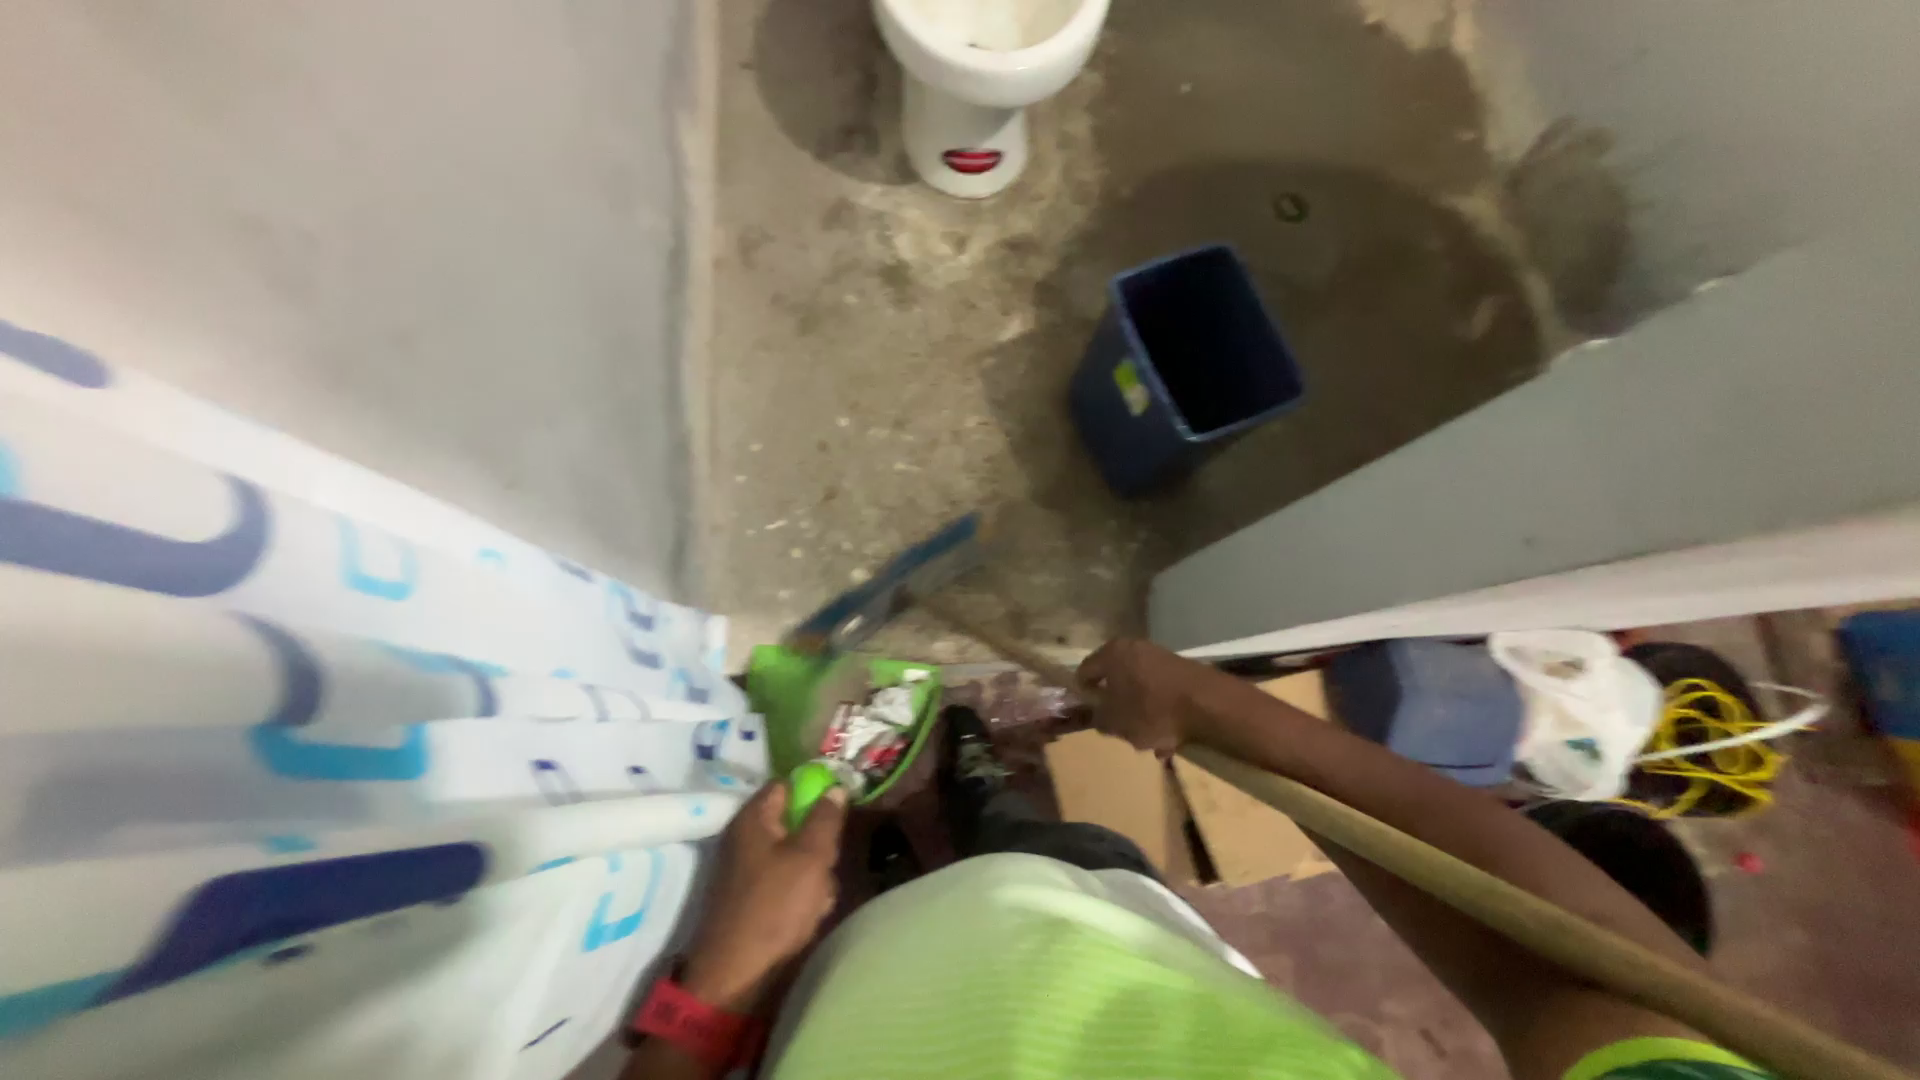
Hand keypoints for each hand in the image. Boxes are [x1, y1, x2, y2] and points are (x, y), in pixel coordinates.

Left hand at [681, 781, 847, 1010]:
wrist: (736, 975)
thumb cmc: (775, 906)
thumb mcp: (810, 856)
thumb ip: (825, 817)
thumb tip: (834, 788)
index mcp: (753, 819)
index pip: (786, 785)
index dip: (814, 790)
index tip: (839, 808)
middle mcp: (745, 839)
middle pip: (794, 823)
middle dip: (818, 842)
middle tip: (830, 860)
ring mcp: (746, 870)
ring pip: (794, 856)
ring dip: (814, 873)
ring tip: (820, 897)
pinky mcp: (750, 898)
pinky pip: (785, 883)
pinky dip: (800, 895)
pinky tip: (808, 915)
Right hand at [1076, 637, 1232, 753]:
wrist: (1209, 704)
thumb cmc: (1152, 710)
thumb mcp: (1115, 723)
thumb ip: (1097, 718)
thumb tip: (1097, 714)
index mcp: (1111, 654)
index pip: (1084, 672)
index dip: (1082, 695)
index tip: (1089, 716)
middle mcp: (1134, 648)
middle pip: (1115, 680)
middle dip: (1116, 707)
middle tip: (1118, 730)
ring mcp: (1160, 657)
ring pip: (1140, 689)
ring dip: (1140, 713)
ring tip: (1148, 740)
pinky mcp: (1181, 669)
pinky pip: (1161, 693)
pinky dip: (1161, 712)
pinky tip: (1169, 738)